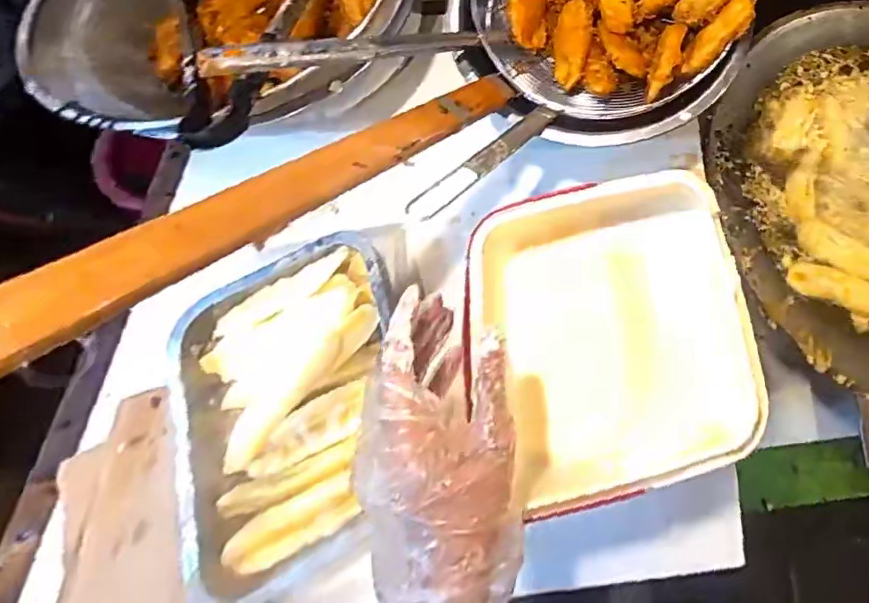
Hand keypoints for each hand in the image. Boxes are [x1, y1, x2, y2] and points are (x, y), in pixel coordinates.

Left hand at [356, 285, 522, 602]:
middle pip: (391, 370)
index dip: (405, 319)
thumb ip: (489, 381)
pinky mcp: (384, 473)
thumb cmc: (468, 509)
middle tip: (443, 308)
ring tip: (449, 333)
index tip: (416, 294)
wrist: (442, 580)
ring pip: (393, 393)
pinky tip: (448, 378)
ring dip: (420, 360)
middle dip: (417, 335)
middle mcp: (378, 435)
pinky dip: (420, 389)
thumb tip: (490, 334)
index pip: (394, 355)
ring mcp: (377, 457)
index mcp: (398, 422)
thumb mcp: (491, 439)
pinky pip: (396, 416)